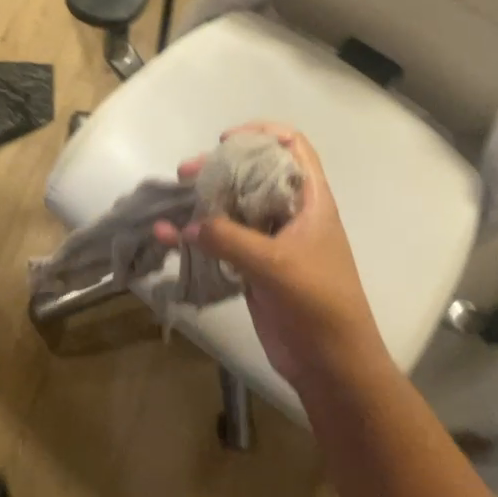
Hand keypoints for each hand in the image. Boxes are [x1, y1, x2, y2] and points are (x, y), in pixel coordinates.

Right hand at [154, 123, 386, 387]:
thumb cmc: (318, 303)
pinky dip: (194, 237)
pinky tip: (167, 238)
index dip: (262, 134)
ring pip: (231, 208)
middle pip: (253, 174)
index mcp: (310, 201)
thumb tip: (186, 226)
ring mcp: (270, 242)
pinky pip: (220, 242)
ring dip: (200, 203)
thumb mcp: (276, 264)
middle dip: (219, 169)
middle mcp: (289, 214)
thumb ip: (230, 239)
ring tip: (170, 204)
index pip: (292, 148)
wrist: (330, 362)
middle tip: (186, 174)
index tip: (226, 141)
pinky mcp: (252, 267)